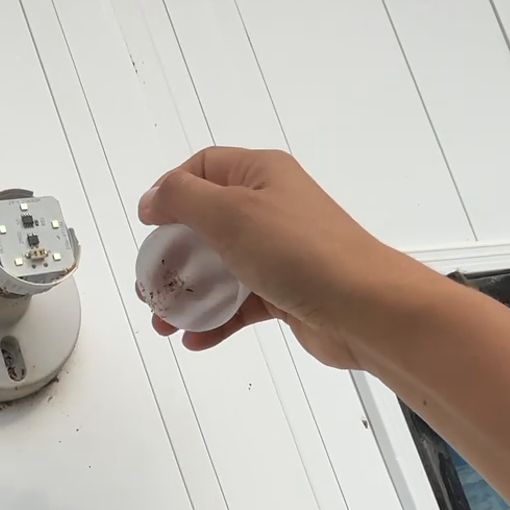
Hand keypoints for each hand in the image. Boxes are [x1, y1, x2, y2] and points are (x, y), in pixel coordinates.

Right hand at [137, 147, 418, 369]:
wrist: (361, 308)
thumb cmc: (297, 252)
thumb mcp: (230, 213)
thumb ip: (182, 199)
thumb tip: (151, 199)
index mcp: (260, 175)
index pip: (203, 169)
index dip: (170, 193)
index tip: (148, 229)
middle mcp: (269, 209)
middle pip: (205, 226)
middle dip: (171, 258)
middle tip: (149, 286)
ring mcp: (277, 253)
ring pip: (219, 270)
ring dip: (187, 296)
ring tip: (162, 324)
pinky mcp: (284, 293)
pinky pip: (239, 304)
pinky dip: (215, 321)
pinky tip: (194, 340)